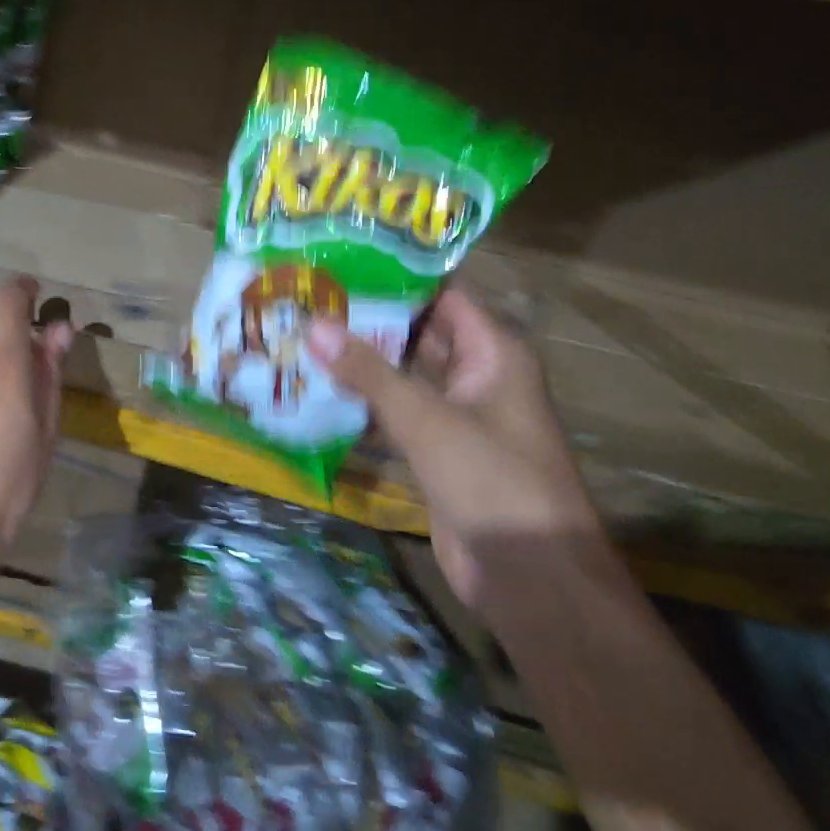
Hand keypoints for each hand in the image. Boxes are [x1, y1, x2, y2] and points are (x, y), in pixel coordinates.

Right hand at [306, 287, 606, 617]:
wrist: (527, 571)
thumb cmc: (490, 479)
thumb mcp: (425, 419)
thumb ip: (368, 371)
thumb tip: (313, 324)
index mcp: (494, 353)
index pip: (443, 296)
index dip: (396, 277)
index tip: (339, 259)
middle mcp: (479, 375)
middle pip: (420, 332)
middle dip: (369, 318)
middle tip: (308, 296)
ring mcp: (458, 415)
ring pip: (404, 374)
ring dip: (362, 361)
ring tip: (302, 332)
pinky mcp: (437, 450)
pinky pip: (396, 412)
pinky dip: (363, 401)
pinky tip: (317, 387)